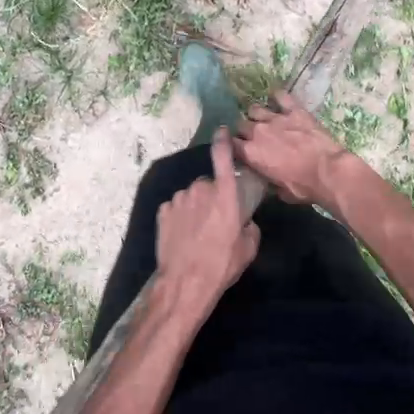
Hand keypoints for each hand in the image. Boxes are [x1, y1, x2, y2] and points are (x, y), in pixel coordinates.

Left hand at [154, 128, 259, 318]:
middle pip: (207, 184)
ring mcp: (179, 198)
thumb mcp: (248, 249)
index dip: (223, 142)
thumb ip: (250, 227)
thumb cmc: (221, 265)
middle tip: (215, 220)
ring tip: (198, 232)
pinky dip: (179, 217)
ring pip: (190, 196)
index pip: (223, 158)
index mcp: (225, 195)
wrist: (185, 283)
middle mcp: (201, 189)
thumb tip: (246, 221)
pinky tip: (183, 235)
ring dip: (195, 207)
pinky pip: (175, 208)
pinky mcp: (163, 210)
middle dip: (212, 196)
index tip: (222, 130)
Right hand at [233, 91, 358, 207]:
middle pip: (241, 124)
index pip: (231, 144)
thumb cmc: (302, 187)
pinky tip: (278, 99)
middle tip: (252, 136)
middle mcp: (258, 131)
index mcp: (251, 153)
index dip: (234, 146)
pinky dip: (278, 97)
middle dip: (244, 130)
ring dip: (257, 114)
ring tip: (264, 119)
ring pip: (255, 108)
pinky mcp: (294, 110)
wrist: (327, 171)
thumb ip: (266, 178)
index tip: (239, 149)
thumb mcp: (278, 191)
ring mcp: (276, 118)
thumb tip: (264, 175)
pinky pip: (281, 96)